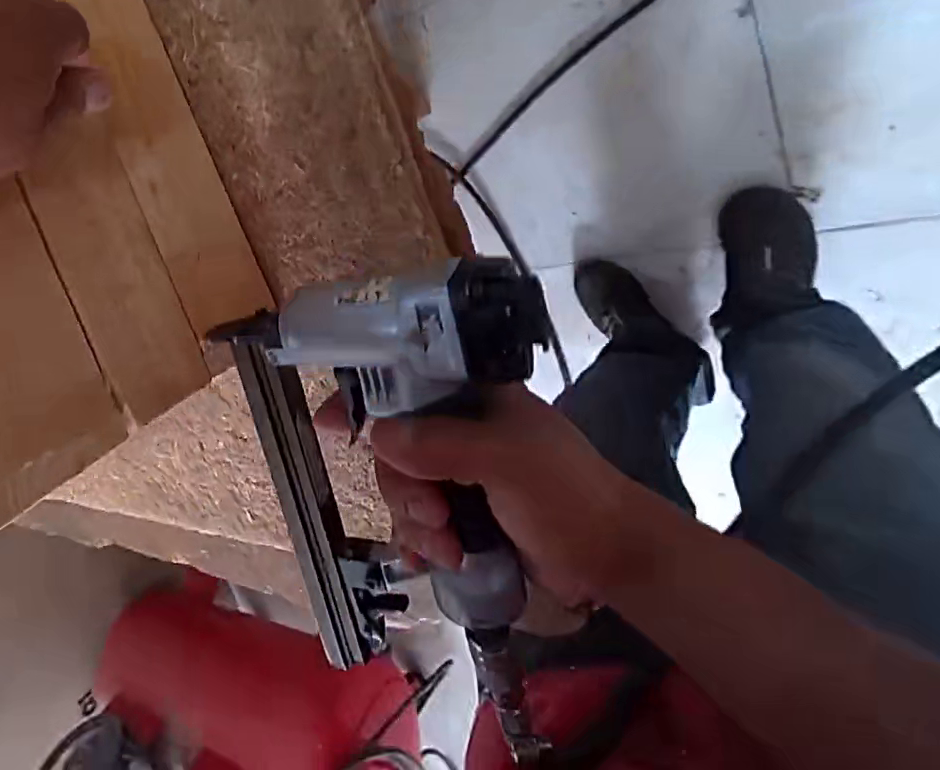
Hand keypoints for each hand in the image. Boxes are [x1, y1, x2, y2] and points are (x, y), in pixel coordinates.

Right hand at [320, 385, 661, 606]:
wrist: (610, 559)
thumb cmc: (566, 492)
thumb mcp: (507, 461)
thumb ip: (442, 444)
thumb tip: (377, 435)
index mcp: (470, 396)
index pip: (407, 380)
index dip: (367, 395)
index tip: (329, 420)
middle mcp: (456, 427)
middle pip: (394, 445)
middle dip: (406, 487)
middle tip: (436, 516)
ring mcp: (455, 470)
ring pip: (401, 486)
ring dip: (417, 522)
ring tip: (451, 547)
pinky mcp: (459, 512)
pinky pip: (415, 521)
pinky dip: (417, 541)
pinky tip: (430, 560)